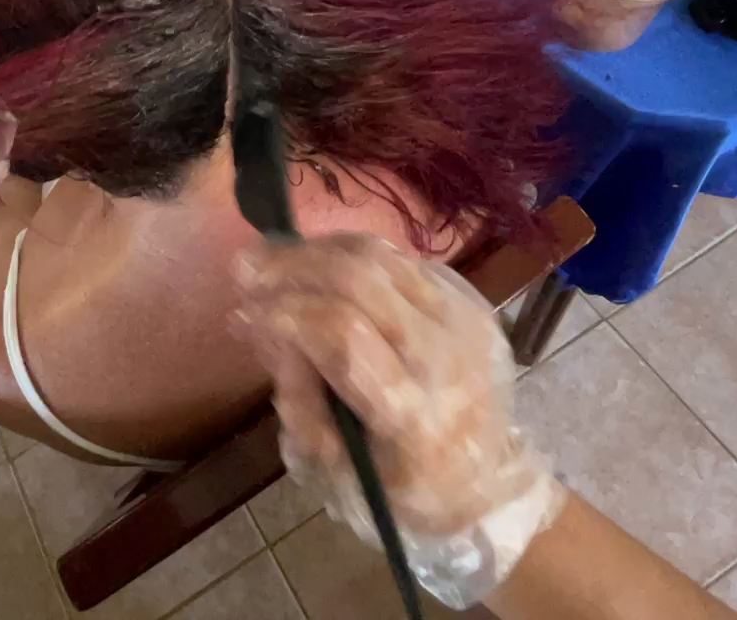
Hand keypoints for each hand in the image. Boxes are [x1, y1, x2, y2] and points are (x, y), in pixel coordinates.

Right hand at [234, 234, 562, 606]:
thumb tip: (251, 322)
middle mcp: (445, 355)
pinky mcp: (467, 298)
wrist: (490, 481)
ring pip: (376, 255)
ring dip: (314, 251)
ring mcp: (462, 318)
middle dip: (292, 266)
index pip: (342, 334)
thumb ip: (297, 394)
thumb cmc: (402, 486)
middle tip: (247, 268)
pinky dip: (344, 253)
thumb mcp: (337, 465)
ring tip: (273, 259)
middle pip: (359, 279)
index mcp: (415, 414)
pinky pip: (393, 257)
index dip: (287, 313)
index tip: (246, 310)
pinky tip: (315, 264)